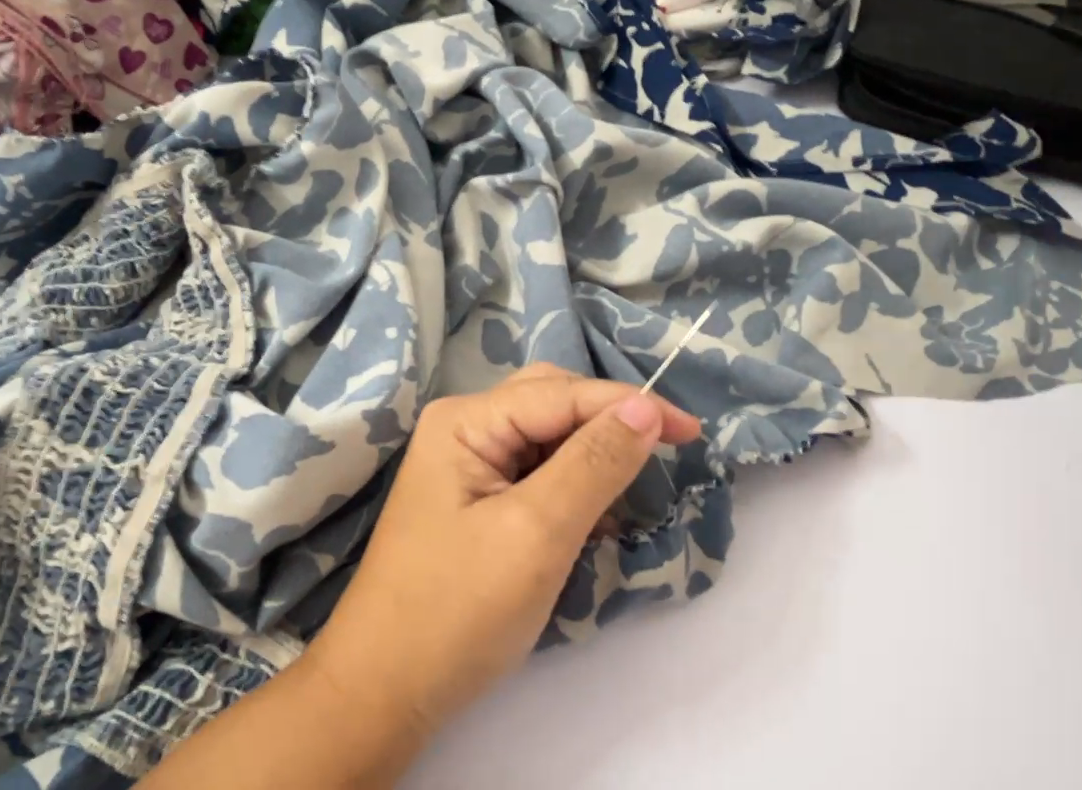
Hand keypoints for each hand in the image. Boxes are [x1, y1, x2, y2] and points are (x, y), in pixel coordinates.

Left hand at [302, 363, 702, 737]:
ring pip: (548, 438)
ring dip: (594, 455)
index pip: (563, 393)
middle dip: (609, 422)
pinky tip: (596, 514)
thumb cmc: (459, 609)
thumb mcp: (537, 532)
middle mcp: (463, 428)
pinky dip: (573, 485)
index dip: (631, 405)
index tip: (695, 432)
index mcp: (466, 421)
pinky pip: (536, 472)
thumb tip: (645, 408)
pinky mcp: (474, 500)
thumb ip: (594, 463)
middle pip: (553, 402)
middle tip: (669, 451)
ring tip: (634, 487)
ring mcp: (465, 465)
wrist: (387, 688)